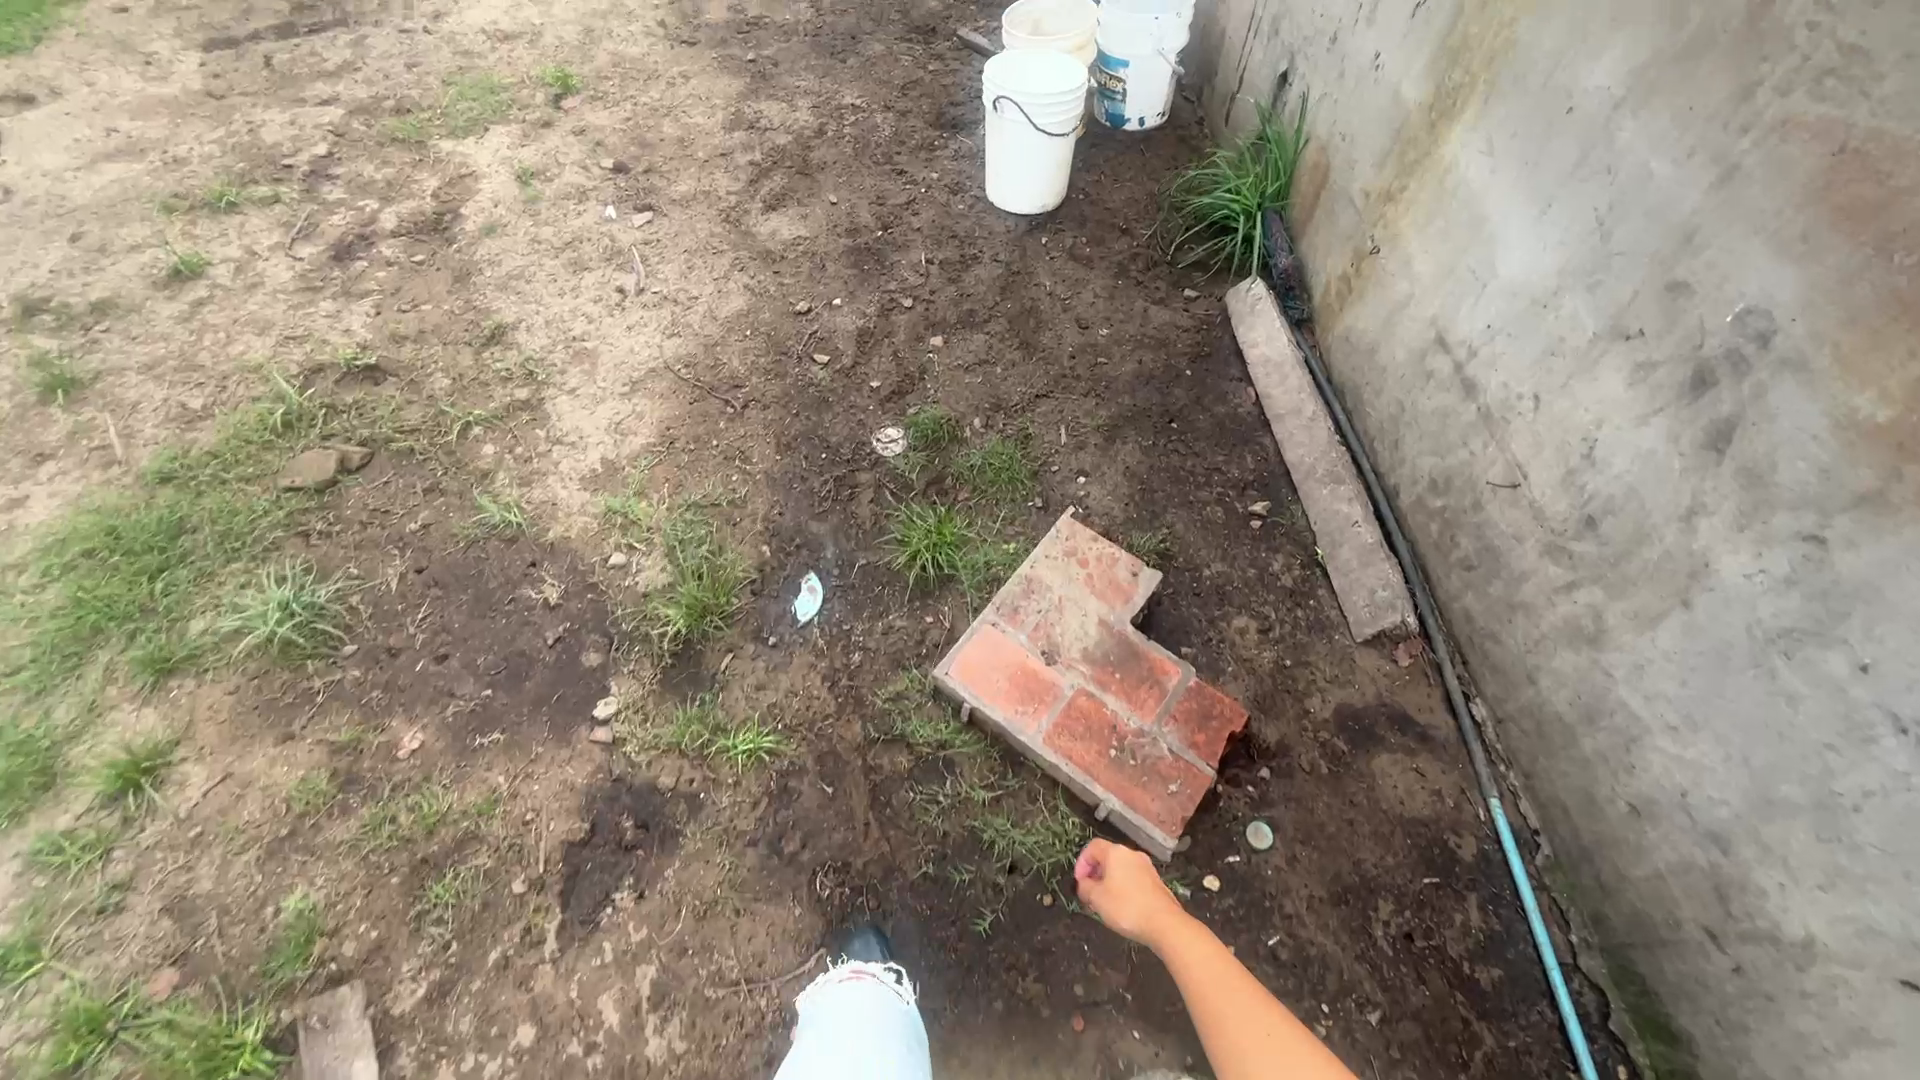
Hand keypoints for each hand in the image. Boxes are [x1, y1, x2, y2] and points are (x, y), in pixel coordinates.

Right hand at [1074, 838, 1189, 949]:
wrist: (1164, 924)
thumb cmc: (1126, 907)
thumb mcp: (1096, 898)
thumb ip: (1085, 887)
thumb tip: (1084, 884)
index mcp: (1116, 852)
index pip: (1092, 847)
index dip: (1081, 862)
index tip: (1079, 881)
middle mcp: (1132, 854)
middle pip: (1107, 857)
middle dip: (1095, 873)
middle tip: (1089, 893)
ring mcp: (1147, 867)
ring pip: (1121, 869)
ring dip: (1109, 881)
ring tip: (1104, 902)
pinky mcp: (1156, 882)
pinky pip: (1133, 879)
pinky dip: (1123, 888)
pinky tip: (1123, 907)